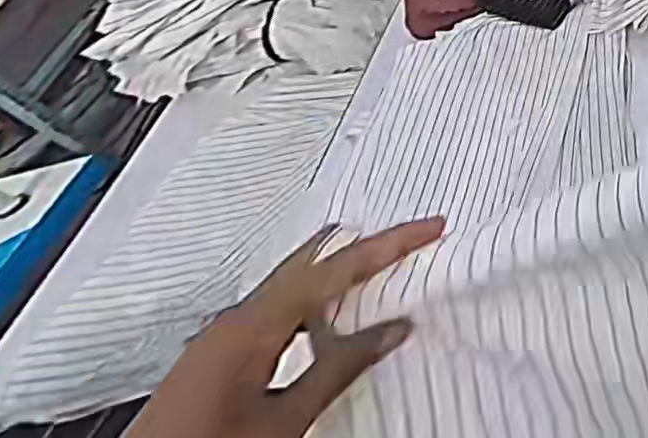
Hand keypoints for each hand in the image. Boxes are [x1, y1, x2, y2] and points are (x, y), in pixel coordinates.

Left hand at [130, 217, 445, 437]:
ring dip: (341, 274)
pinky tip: (332, 319)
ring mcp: (221, 341)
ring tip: (382, 267)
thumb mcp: (282, 423)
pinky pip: (279, 312)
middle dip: (365, 247)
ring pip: (296, 285)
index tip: (430, 228)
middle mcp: (234, 322)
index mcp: (251, 325)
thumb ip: (340, 367)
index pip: (338, 268)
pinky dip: (316, 304)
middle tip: (410, 237)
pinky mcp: (217, 361)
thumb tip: (395, 327)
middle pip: (315, 262)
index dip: (390, 244)